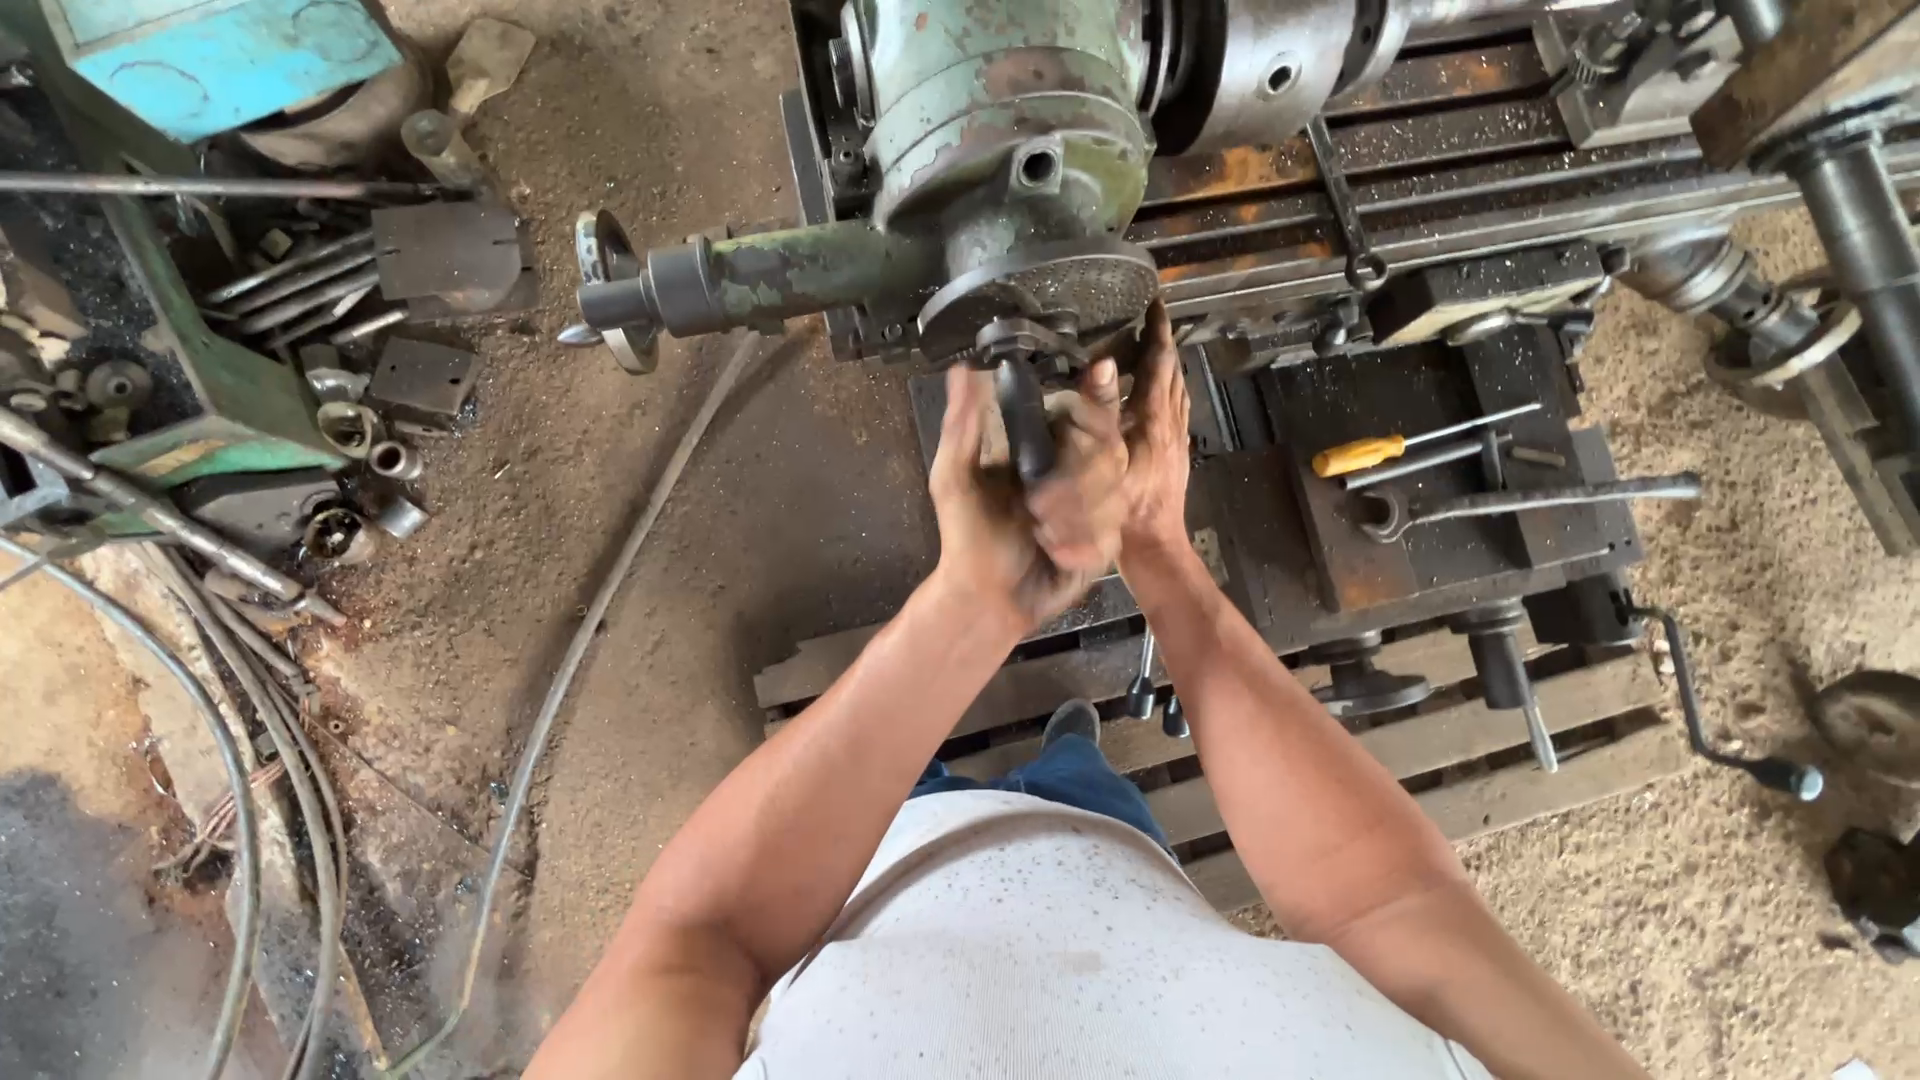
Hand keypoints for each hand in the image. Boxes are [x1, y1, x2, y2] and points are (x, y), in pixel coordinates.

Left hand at [927, 360, 1127, 632]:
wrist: (985, 596)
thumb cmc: (967, 534)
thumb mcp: (955, 476)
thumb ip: (962, 424)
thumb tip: (961, 369)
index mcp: (1044, 449)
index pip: (1087, 414)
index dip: (1097, 406)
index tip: (1094, 402)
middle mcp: (1075, 472)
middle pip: (1109, 452)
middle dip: (1074, 482)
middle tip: (1034, 506)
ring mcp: (1095, 508)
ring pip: (1114, 493)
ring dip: (1072, 517)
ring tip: (1039, 533)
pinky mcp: (1105, 543)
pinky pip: (1111, 532)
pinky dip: (1079, 545)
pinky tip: (1054, 553)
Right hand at [1120, 302, 1191, 557]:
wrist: (1153, 544)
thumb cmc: (1126, 505)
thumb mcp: (1107, 454)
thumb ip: (1104, 409)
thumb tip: (1102, 364)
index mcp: (1154, 418)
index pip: (1160, 362)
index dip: (1158, 330)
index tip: (1155, 303)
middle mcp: (1171, 424)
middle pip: (1174, 373)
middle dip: (1164, 344)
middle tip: (1151, 321)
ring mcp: (1177, 441)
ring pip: (1178, 392)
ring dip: (1169, 367)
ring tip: (1156, 351)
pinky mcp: (1176, 456)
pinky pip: (1176, 411)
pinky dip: (1168, 392)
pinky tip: (1158, 399)